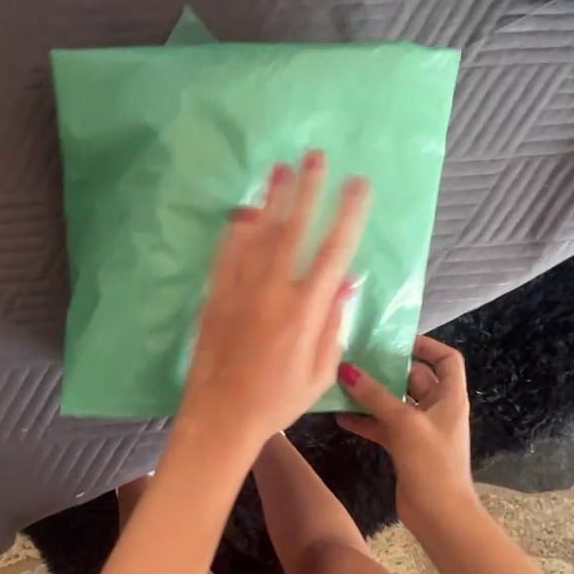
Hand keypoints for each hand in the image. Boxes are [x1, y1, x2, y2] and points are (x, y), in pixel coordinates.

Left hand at [177, 152, 370, 448]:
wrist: (220, 417)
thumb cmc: (277, 401)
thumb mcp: (320, 372)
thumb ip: (334, 325)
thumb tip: (348, 283)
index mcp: (306, 310)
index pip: (333, 250)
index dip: (348, 214)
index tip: (358, 184)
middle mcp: (273, 291)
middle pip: (293, 229)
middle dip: (307, 190)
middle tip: (314, 156)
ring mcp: (240, 291)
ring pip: (259, 235)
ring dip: (271, 200)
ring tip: (280, 168)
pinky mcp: (215, 297)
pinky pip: (227, 255)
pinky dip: (236, 231)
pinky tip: (244, 210)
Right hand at [336, 336, 479, 528]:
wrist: (439, 513)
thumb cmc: (431, 463)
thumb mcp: (404, 423)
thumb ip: (375, 396)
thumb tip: (347, 370)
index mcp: (450, 397)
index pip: (446, 359)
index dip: (427, 346)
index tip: (397, 340)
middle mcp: (437, 409)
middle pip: (414, 378)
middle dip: (388, 368)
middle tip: (358, 357)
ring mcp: (420, 429)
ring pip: (394, 403)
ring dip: (372, 395)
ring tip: (344, 382)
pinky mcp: (405, 448)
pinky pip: (383, 426)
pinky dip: (365, 421)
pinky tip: (341, 417)